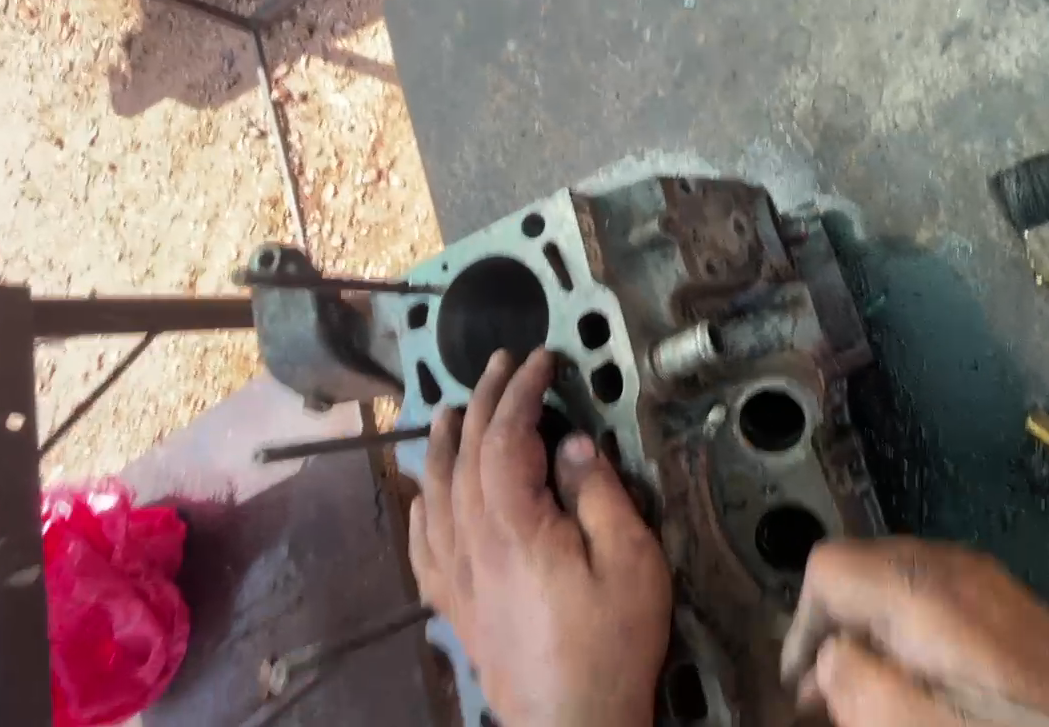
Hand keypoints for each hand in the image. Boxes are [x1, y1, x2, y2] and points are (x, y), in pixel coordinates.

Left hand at [409, 348, 671, 726]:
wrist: (573, 726)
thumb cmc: (611, 639)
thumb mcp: (629, 559)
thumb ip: (599, 494)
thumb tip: (573, 444)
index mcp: (515, 526)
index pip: (506, 438)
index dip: (521, 391)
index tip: (541, 358)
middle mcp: (472, 543)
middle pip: (465, 454)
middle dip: (482, 400)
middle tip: (501, 362)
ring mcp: (456, 576)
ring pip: (434, 493)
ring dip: (441, 442)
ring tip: (447, 408)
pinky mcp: (454, 604)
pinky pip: (422, 545)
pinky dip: (419, 506)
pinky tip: (422, 494)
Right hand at [780, 537, 1048, 726]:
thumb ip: (862, 688)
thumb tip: (827, 654)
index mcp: (922, 590)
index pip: (829, 567)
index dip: (803, 624)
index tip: (803, 688)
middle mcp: (947, 564)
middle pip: (857, 567)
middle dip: (832, 628)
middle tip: (825, 699)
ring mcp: (978, 574)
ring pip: (890, 578)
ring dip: (866, 630)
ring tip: (868, 692)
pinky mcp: (998, 594)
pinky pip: (927, 592)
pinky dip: (904, 627)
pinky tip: (918, 677)